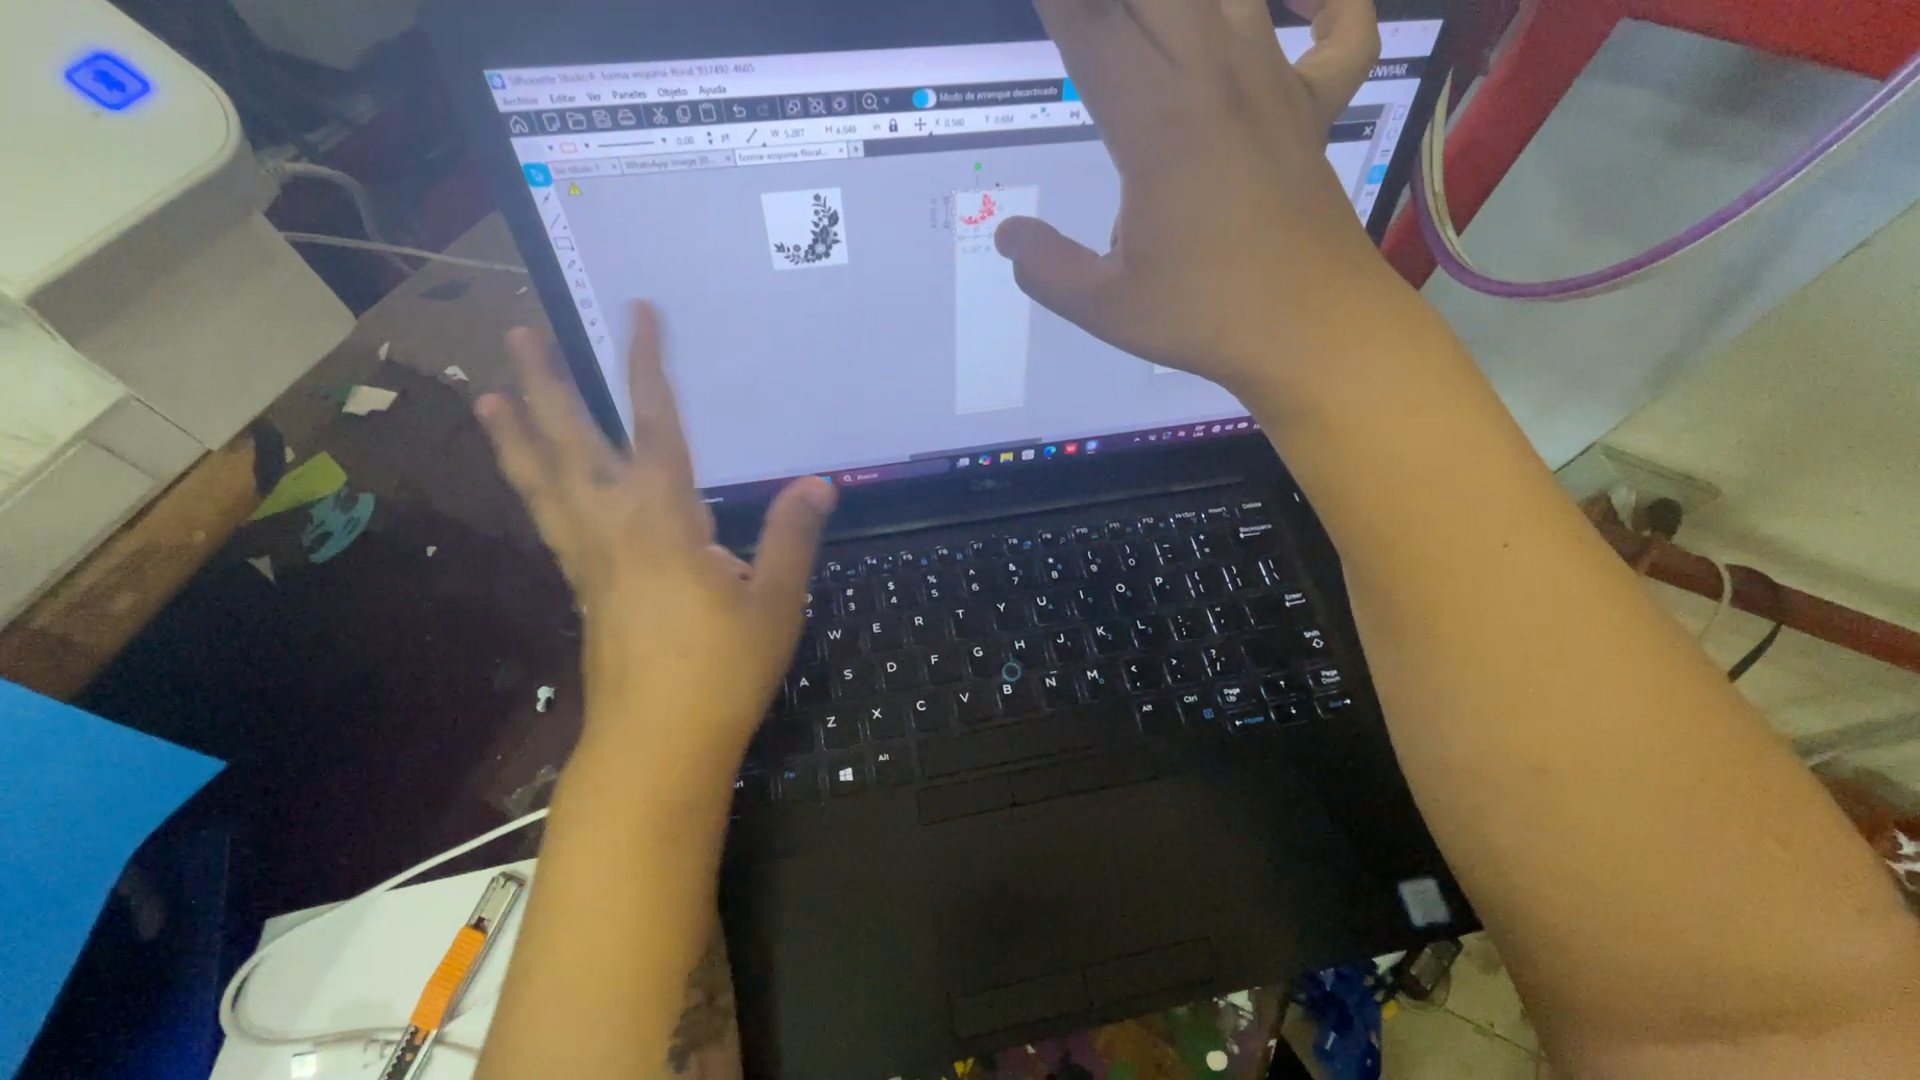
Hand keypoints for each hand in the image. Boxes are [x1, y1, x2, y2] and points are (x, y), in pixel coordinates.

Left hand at [476, 304, 835, 765]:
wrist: (657, 744)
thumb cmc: (721, 672)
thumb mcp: (775, 603)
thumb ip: (791, 537)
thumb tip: (817, 483)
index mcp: (661, 520)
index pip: (653, 425)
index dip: (647, 367)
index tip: (639, 316)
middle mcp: (612, 527)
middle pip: (570, 443)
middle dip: (547, 385)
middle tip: (518, 334)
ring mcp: (587, 559)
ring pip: (543, 483)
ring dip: (516, 434)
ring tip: (488, 395)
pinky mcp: (582, 588)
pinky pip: (548, 520)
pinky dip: (531, 487)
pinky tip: (534, 482)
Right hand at [996, 0, 1393, 394]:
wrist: (1314, 333)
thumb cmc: (1207, 318)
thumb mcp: (1106, 307)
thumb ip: (1047, 268)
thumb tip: (1008, 234)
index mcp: (1157, 125)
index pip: (1090, 25)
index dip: (1060, 3)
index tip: (1048, 7)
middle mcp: (1215, 82)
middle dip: (1112, 0)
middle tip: (1090, 25)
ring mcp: (1275, 88)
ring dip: (1186, 0)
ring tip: (1154, 23)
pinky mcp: (1316, 111)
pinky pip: (1342, 29)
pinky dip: (1327, 4)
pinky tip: (1299, 2)